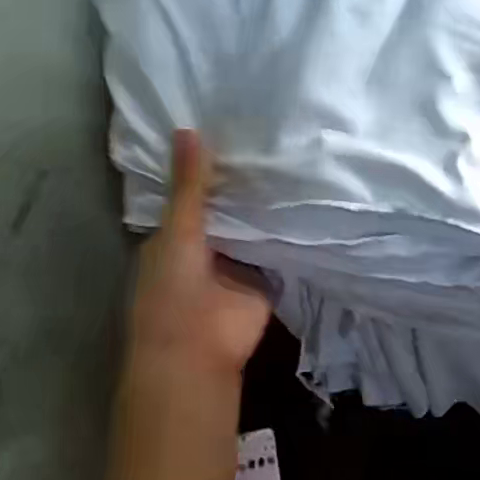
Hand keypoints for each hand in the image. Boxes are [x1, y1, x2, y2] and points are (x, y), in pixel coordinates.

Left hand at [126, 129, 272, 380]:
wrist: (196, 351)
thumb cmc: (171, 289)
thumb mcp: (177, 229)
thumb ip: (190, 185)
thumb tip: (190, 128)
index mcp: (175, 236)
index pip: (194, 194)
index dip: (210, 167)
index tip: (233, 128)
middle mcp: (206, 246)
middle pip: (228, 210)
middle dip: (245, 185)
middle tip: (273, 138)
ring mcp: (238, 265)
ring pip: (255, 229)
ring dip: (268, 208)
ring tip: (295, 160)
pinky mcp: (265, 280)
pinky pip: (278, 250)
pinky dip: (289, 233)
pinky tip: (308, 201)